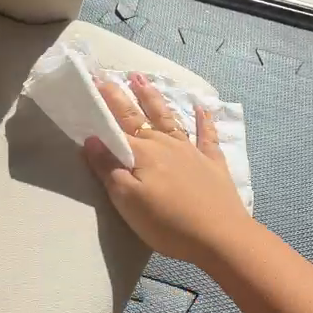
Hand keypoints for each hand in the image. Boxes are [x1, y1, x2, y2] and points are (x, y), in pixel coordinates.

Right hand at [82, 73, 250, 265]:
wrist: (221, 238)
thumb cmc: (167, 222)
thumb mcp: (127, 201)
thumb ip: (108, 168)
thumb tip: (92, 138)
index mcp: (142, 153)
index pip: (117, 123)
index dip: (104, 102)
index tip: (93, 81)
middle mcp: (165, 144)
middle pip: (140, 116)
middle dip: (123, 95)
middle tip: (111, 74)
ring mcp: (191, 151)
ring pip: (169, 118)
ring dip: (154, 99)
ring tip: (142, 79)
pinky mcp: (212, 164)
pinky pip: (207, 137)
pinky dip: (204, 121)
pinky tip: (202, 108)